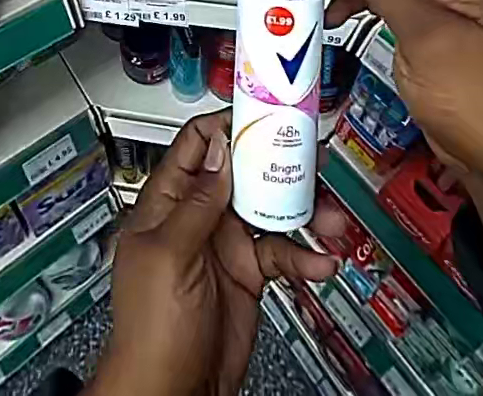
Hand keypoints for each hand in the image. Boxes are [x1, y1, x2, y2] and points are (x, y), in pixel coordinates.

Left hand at [92, 111, 343, 395]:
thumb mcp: (168, 257)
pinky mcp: (252, 269)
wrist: (173, 394)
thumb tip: (218, 149)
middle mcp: (202, 213)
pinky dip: (306, 255)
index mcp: (172, 201)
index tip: (263, 115)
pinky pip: (284, 250)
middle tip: (314, 159)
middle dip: (280, 164)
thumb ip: (196, 203)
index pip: (199, 144)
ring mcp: (229, 240)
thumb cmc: (150, 329)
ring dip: (306, 211)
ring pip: (272, 207)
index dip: (228, 125)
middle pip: (245, 171)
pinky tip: (322, 262)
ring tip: (333, 220)